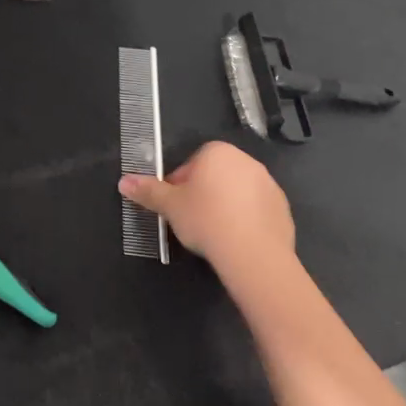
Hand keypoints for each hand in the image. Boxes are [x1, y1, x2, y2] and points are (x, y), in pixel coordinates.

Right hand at [118, 141, 293, 268]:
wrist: (253, 253)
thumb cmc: (206, 220)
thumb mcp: (170, 206)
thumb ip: (147, 191)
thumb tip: (123, 181)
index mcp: (217, 152)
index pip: (190, 165)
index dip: (178, 187)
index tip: (175, 208)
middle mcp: (245, 161)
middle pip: (214, 176)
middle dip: (202, 195)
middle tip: (191, 222)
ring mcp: (268, 183)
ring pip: (236, 193)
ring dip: (225, 207)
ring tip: (214, 234)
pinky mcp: (282, 208)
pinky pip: (256, 211)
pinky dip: (245, 221)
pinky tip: (235, 241)